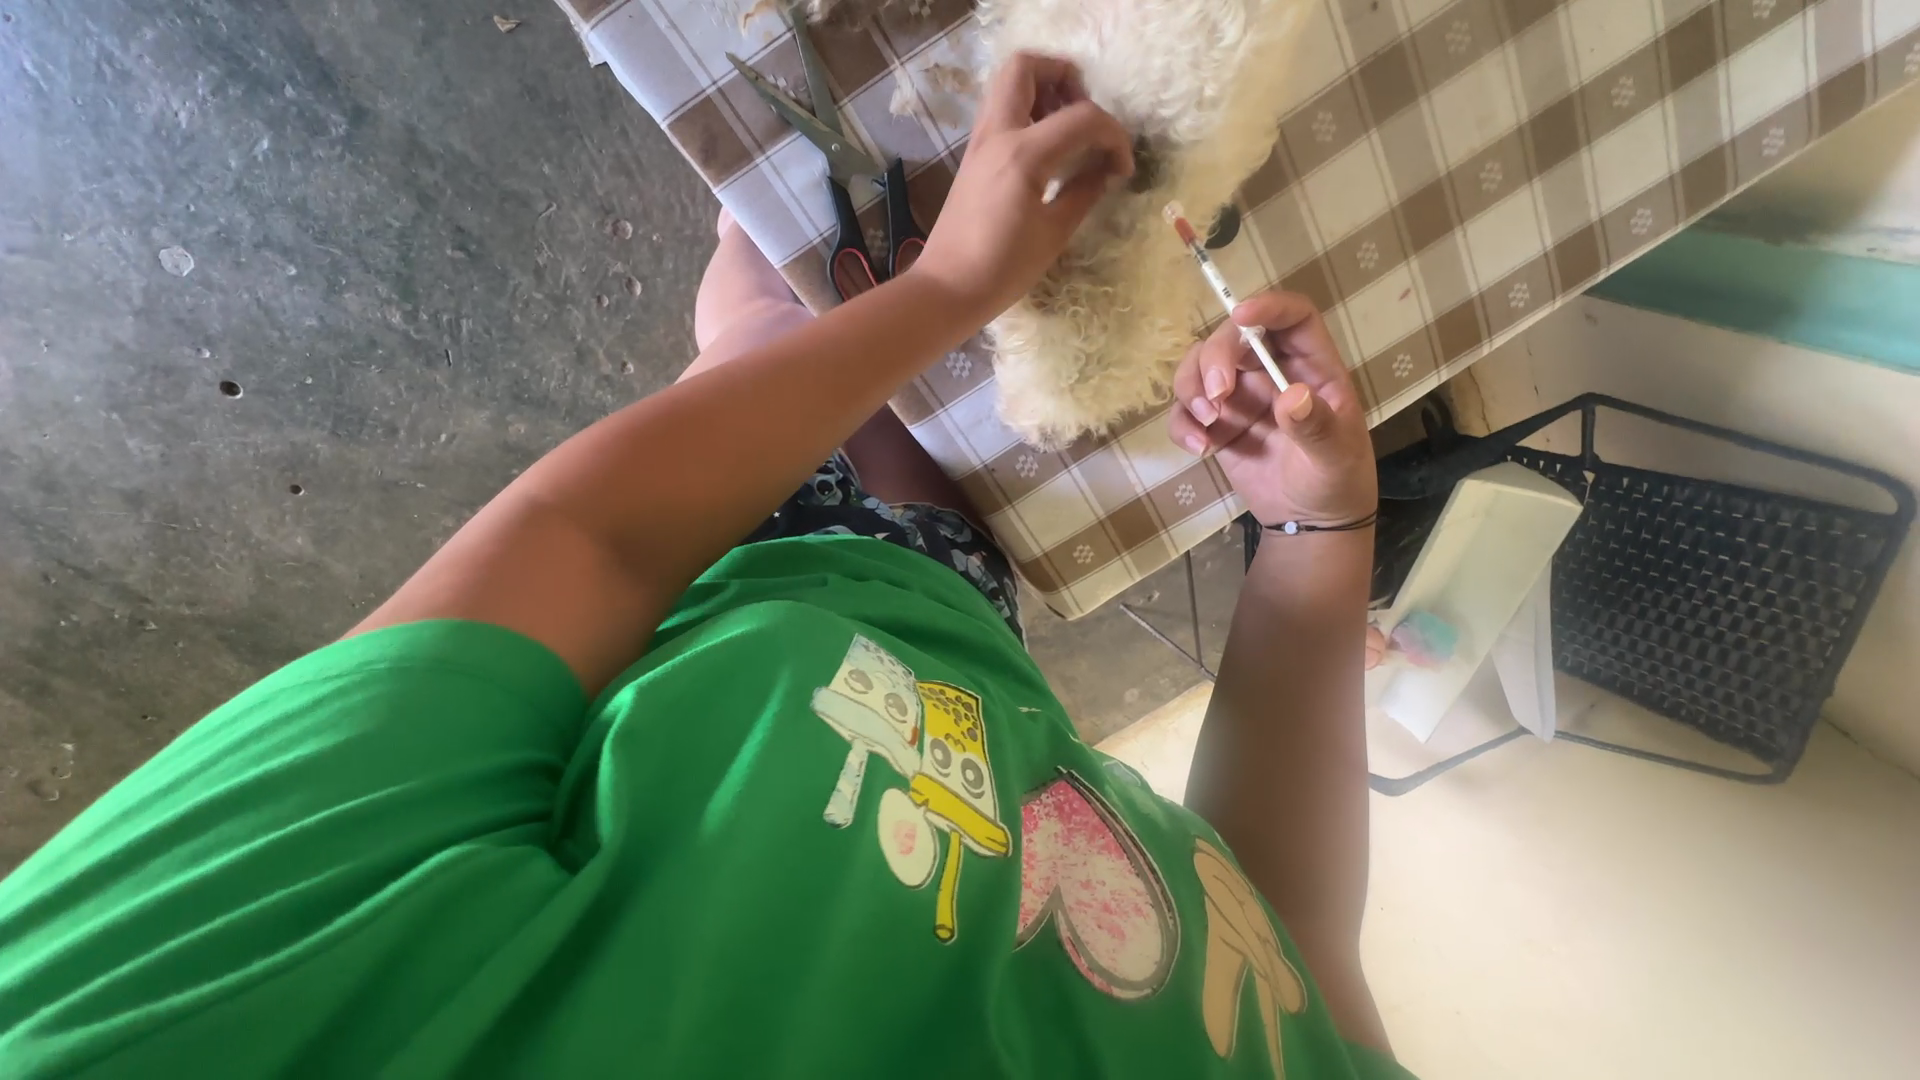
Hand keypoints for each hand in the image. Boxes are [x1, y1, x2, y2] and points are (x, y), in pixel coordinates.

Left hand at [909, 52, 1133, 321]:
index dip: (1113, 136)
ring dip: (1043, 92)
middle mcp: (997, 135)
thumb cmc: (1002, 270)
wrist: (946, 290)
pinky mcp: (972, 159)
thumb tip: (1107, 169)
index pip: (1082, 117)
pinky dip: (1027, 116)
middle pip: (1026, 67)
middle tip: (1084, 116)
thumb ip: (1084, 192)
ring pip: (1008, 85)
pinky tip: (1046, 154)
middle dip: (1064, 77)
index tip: (1122, 167)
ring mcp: (979, 144)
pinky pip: (1001, 114)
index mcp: (1023, 154)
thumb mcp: (1053, 235)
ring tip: (1067, 134)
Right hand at [1168, 291, 1376, 528]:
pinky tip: (1201, 450)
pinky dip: (1183, 425)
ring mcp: (1239, 398)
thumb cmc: (1335, 480)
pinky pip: (1185, 412)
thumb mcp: (1335, 456)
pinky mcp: (1216, 426)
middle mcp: (1270, 373)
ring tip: (1208, 424)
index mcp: (1311, 368)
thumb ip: (1316, 427)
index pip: (1292, 319)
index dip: (1268, 307)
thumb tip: (1292, 397)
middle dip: (1213, 360)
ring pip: (1198, 368)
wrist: (1309, 521)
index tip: (1240, 314)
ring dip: (1191, 388)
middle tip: (1215, 397)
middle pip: (1231, 339)